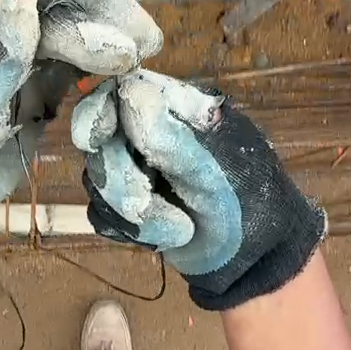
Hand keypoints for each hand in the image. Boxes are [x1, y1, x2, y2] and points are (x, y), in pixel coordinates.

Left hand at [0, 0, 160, 279]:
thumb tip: (22, 2)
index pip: (31, 16)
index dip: (81, 20)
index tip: (126, 45)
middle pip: (54, 22)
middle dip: (102, 25)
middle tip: (150, 40)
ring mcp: (12, 77)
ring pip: (65, 47)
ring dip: (104, 44)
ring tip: (146, 49)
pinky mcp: (27, 104)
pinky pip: (65, 78)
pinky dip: (94, 74)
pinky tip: (124, 76)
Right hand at [71, 70, 325, 310]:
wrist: (255, 260)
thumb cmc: (249, 203)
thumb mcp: (213, 166)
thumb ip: (166, 133)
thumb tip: (128, 90)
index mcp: (175, 110)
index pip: (118, 96)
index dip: (99, 115)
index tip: (95, 138)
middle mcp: (149, 136)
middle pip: (99, 145)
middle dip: (122, 181)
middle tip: (146, 202)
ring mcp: (137, 172)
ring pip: (97, 183)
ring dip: (133, 213)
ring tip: (180, 228)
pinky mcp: (129, 208)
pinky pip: (101, 215)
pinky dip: (129, 230)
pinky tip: (166, 235)